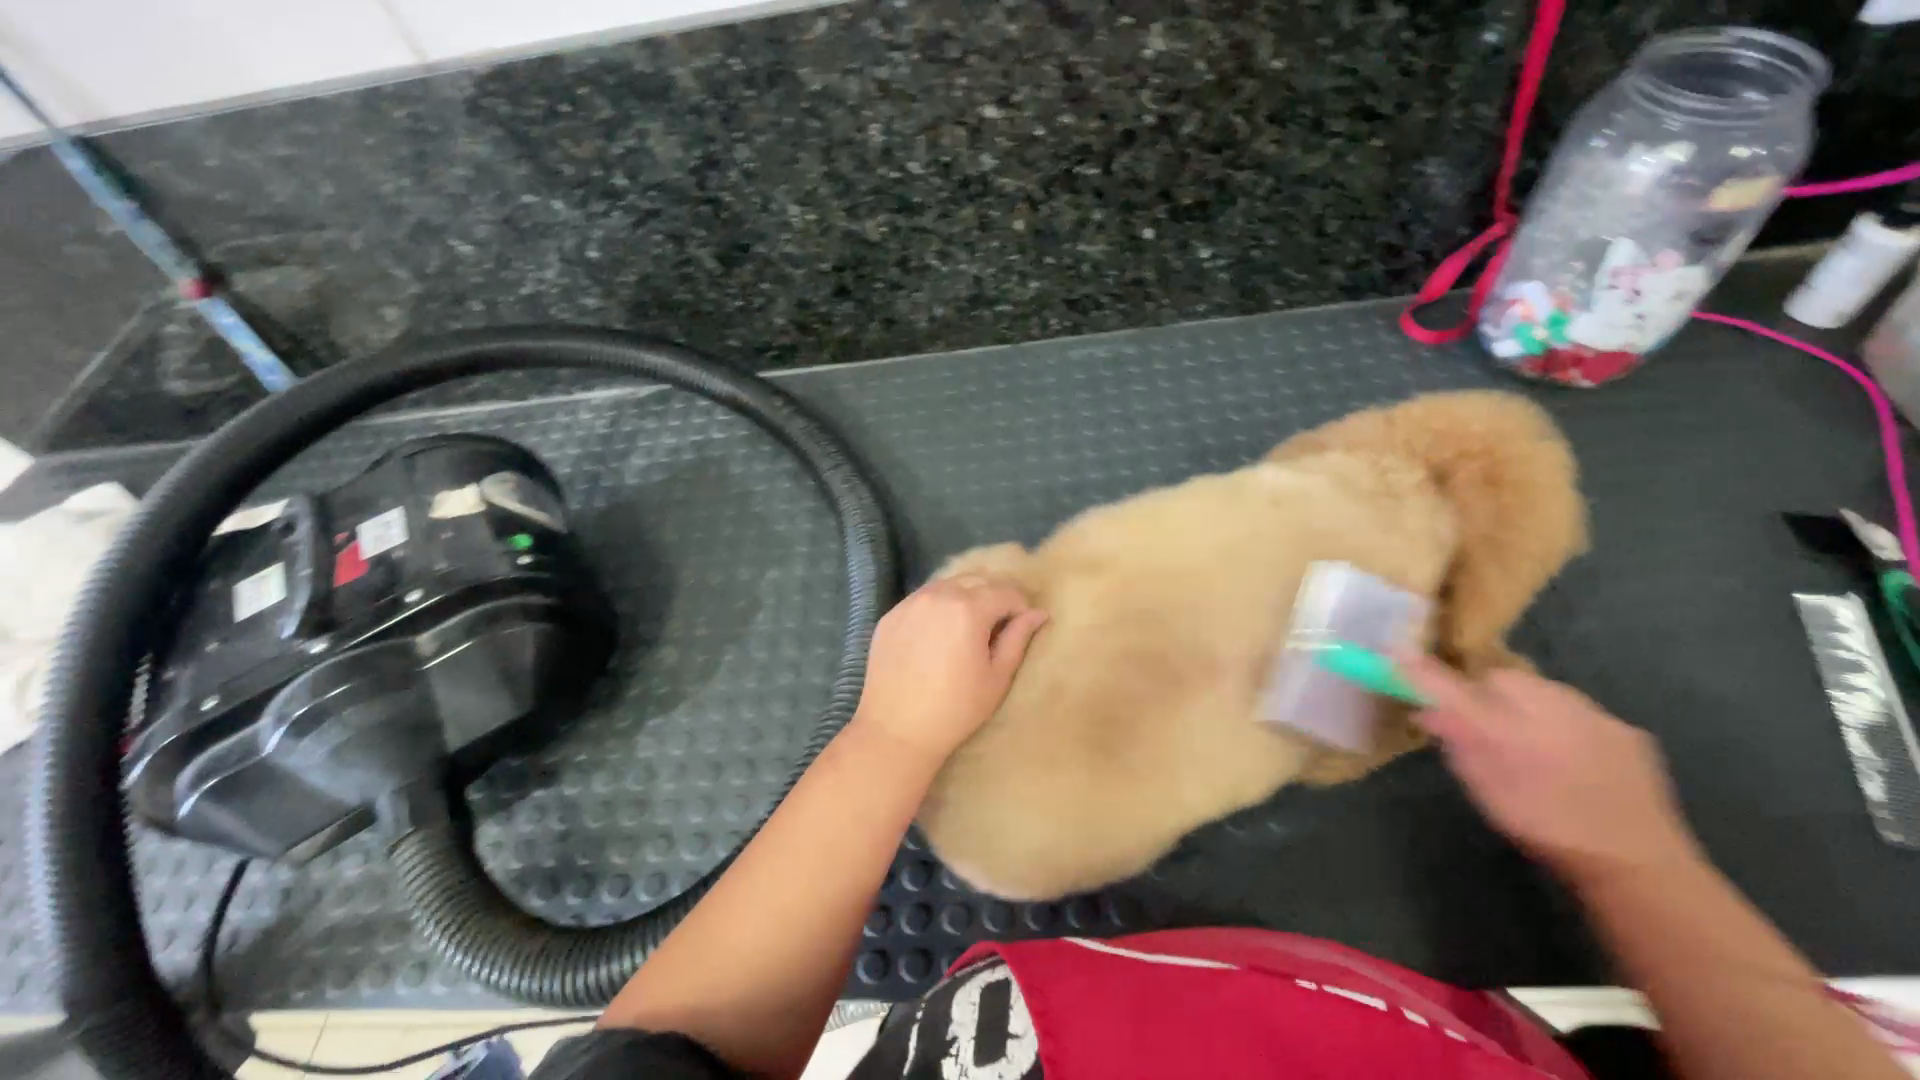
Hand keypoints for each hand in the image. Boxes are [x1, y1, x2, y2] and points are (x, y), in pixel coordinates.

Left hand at [851, 576, 1048, 764]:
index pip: (1006, 592)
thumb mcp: (997, 676)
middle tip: (998, 627)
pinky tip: (938, 634)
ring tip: (968, 629)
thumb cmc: (956, 709)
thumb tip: (1038, 613)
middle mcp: (938, 595)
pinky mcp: (890, 616)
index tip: (1021, 628)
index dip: (1020, 608)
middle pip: (976, 580)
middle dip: (994, 597)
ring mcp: (910, 603)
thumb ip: (1018, 638)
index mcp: (968, 608)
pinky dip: (938, 607)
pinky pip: (922, 600)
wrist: (896, 730)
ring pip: (947, 585)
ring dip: (965, 597)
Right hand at [1399, 655, 1704, 887]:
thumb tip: (1427, 709)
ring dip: (1527, 706)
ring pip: (1543, 691)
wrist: (1635, 862)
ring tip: (1530, 744)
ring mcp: (1595, 716)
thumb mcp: (1485, 790)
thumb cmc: (1544, 829)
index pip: (1452, 687)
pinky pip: (1581, 712)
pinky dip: (1566, 724)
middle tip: (1481, 726)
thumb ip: (1458, 743)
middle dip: (1485, 694)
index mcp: (1507, 731)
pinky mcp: (1628, 730)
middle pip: (1500, 680)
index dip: (1424, 672)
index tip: (1399, 658)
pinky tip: (1571, 757)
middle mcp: (1551, 710)